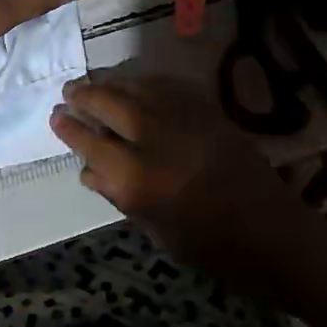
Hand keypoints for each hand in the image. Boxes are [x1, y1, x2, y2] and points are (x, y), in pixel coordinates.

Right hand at [50, 78, 316, 294]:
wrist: (270, 230)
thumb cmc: (209, 245)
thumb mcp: (155, 231)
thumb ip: (119, 195)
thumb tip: (89, 170)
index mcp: (136, 178)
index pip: (89, 141)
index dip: (68, 127)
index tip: (56, 115)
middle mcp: (152, 138)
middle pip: (107, 103)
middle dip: (84, 95)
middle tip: (69, 90)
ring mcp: (180, 117)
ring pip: (135, 86)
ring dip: (111, 82)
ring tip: (97, 83)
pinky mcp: (204, 108)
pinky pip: (165, 84)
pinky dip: (145, 81)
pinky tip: (137, 84)